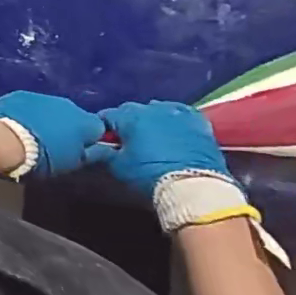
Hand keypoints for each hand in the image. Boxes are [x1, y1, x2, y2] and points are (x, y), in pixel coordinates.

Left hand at [0, 91, 109, 176]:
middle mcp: (69, 105)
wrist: (7, 140)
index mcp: (86, 122)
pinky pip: (29, 105)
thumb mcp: (72, 163)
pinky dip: (26, 114)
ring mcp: (45, 97)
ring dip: (45, 120)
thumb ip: (92, 154)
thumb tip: (105, 149)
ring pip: (51, 109)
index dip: (87, 140)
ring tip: (29, 136)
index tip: (74, 150)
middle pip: (73, 117)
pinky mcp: (22, 95)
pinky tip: (15, 125)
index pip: (96, 129)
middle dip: (65, 128)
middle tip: (50, 145)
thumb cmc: (44, 157)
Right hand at [87, 100, 228, 198]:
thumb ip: (104, 152)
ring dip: (149, 119)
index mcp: (129, 117)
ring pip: (157, 109)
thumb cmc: (148, 175)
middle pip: (131, 110)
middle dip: (125, 122)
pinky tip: (172, 129)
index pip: (107, 115)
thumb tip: (96, 148)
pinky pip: (181, 113)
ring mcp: (178, 113)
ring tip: (148, 135)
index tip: (101, 140)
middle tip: (124, 140)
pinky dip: (173, 119)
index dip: (101, 128)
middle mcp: (153, 108)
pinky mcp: (199, 122)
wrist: (192, 186)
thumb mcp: (117, 167)